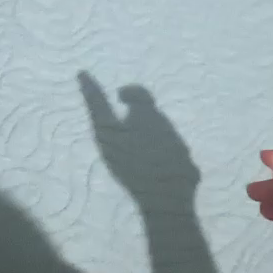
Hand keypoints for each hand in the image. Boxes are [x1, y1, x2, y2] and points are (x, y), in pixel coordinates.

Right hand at [82, 72, 200, 206]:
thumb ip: (96, 103)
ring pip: (167, 138)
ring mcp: (182, 149)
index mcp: (148, 115)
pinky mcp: (190, 170)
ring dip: (154, 140)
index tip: (120, 97)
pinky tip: (157, 173)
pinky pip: (178, 160)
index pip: (141, 93)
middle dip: (141, 120)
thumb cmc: (130, 162)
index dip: (129, 92)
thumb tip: (83, 73)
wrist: (163, 199)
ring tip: (140, 155)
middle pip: (154, 117)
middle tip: (125, 132)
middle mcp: (169, 127)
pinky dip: (167, 162)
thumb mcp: (106, 131)